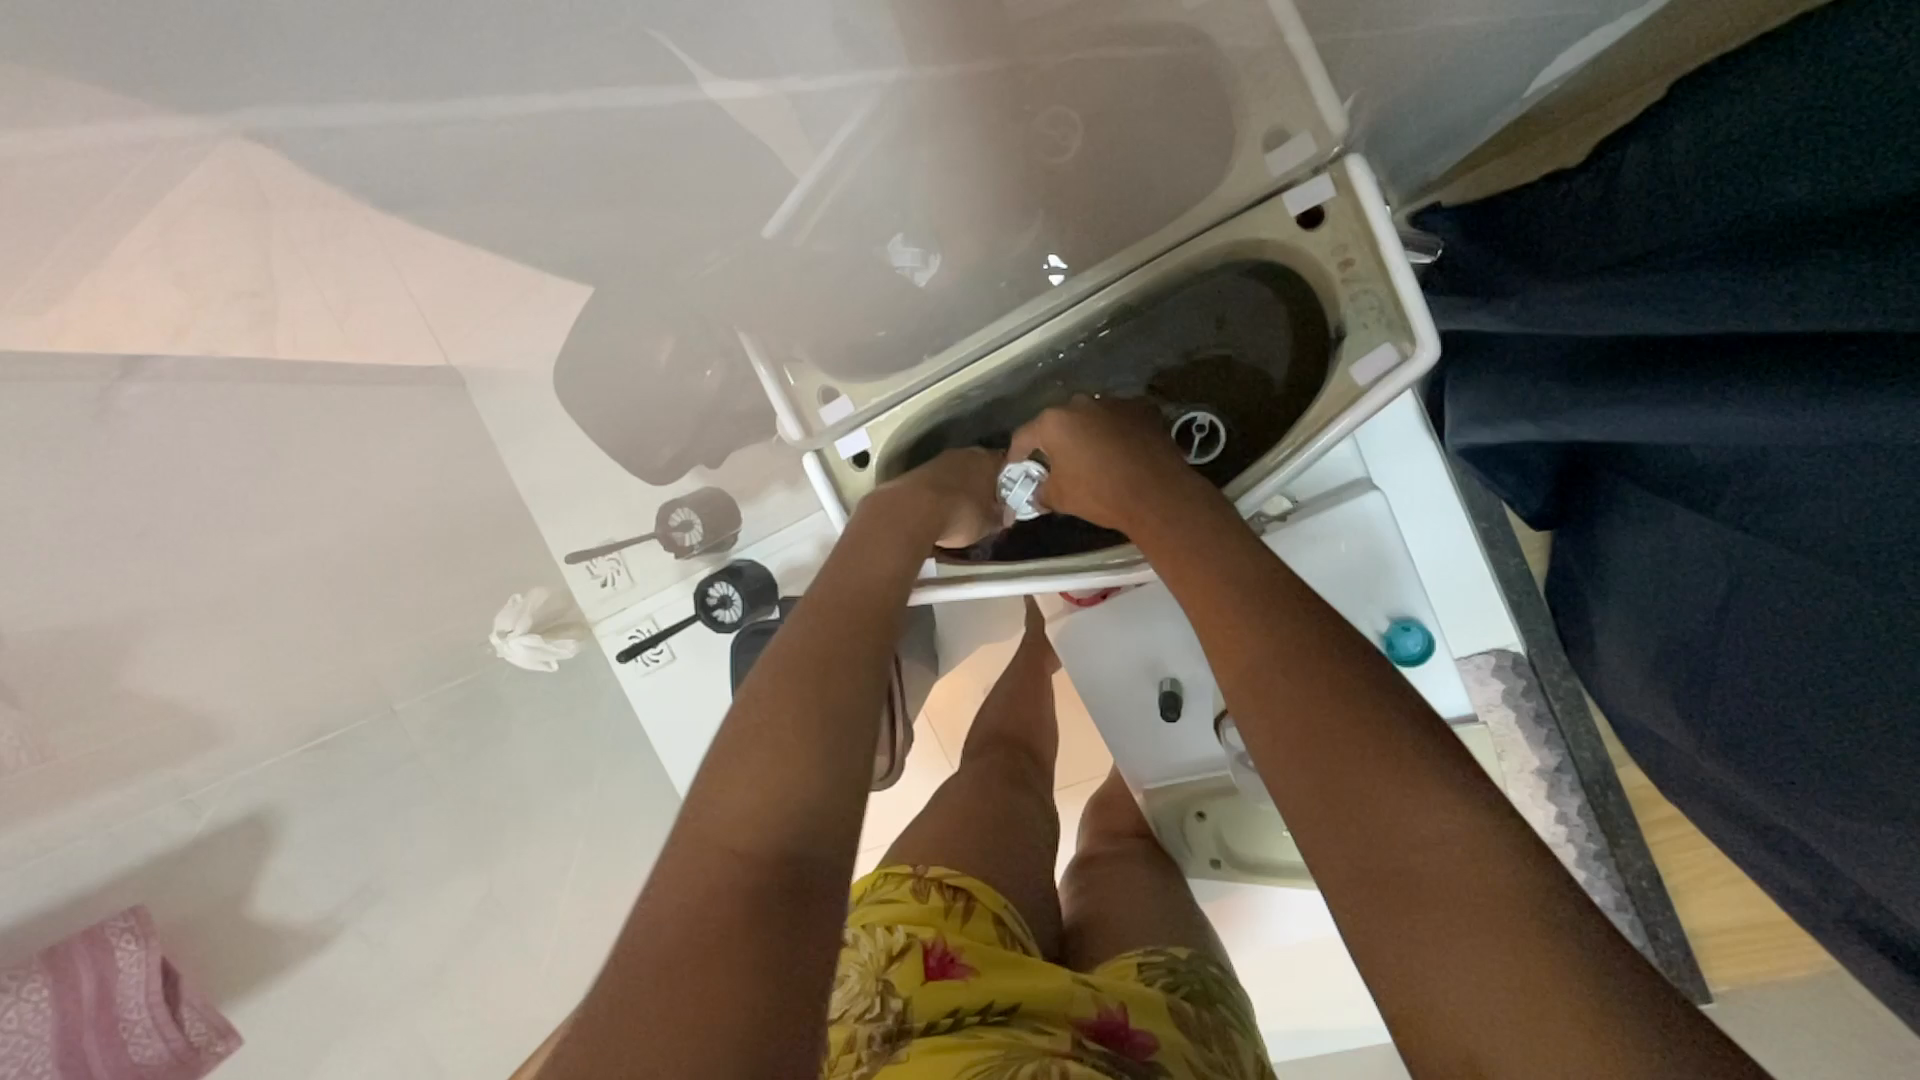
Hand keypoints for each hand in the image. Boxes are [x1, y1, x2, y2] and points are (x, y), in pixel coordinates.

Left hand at [873, 447, 1005, 548]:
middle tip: (985, 502)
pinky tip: (939, 509)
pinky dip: (940, 492)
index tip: (1009, 494)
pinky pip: (937, 481)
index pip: (1005, 463)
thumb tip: (1008, 514)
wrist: (912, 511)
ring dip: (959, 486)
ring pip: (956, 472)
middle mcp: (964, 453)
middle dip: (982, 482)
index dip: (1009, 479)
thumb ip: (1001, 517)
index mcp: (987, 459)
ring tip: (960, 508)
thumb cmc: (961, 514)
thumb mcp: (988, 523)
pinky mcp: (918, 471)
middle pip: (978, 465)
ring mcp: (938, 460)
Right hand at [1005, 395, 1197, 530]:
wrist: (1156, 493)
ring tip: (1092, 458)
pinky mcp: (1143, 408)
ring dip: (1088, 434)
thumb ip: (1041, 492)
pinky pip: (1120, 420)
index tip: (1016, 468)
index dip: (1016, 454)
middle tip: (1056, 464)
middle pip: (1060, 423)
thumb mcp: (1060, 499)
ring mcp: (1114, 402)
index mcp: (1054, 422)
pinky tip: (1122, 452)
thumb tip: (1037, 494)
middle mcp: (1081, 403)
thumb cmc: (1099, 493)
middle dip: (1055, 442)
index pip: (1024, 436)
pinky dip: (1117, 432)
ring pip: (1092, 418)